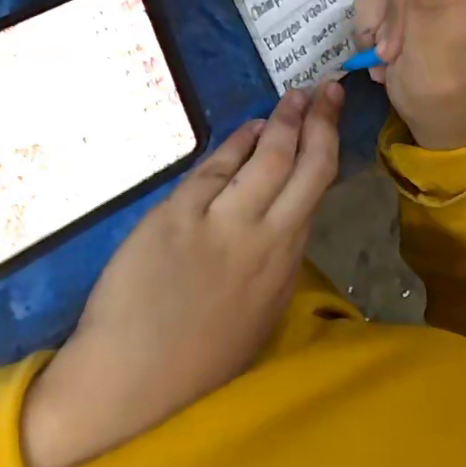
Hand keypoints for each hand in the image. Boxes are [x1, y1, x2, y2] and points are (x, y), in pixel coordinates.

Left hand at [20, 82, 343, 466]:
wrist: (135, 377)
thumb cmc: (195, 359)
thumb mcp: (255, 318)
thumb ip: (271, 267)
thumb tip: (278, 222)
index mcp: (284, 269)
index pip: (314, 196)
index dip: (326, 152)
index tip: (330, 122)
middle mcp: (262, 241)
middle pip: (301, 167)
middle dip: (316, 122)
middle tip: (323, 89)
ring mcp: (219, 225)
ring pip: (264, 160)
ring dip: (280, 124)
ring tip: (291, 100)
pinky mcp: (176, 216)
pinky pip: (213, 170)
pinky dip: (233, 145)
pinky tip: (246, 130)